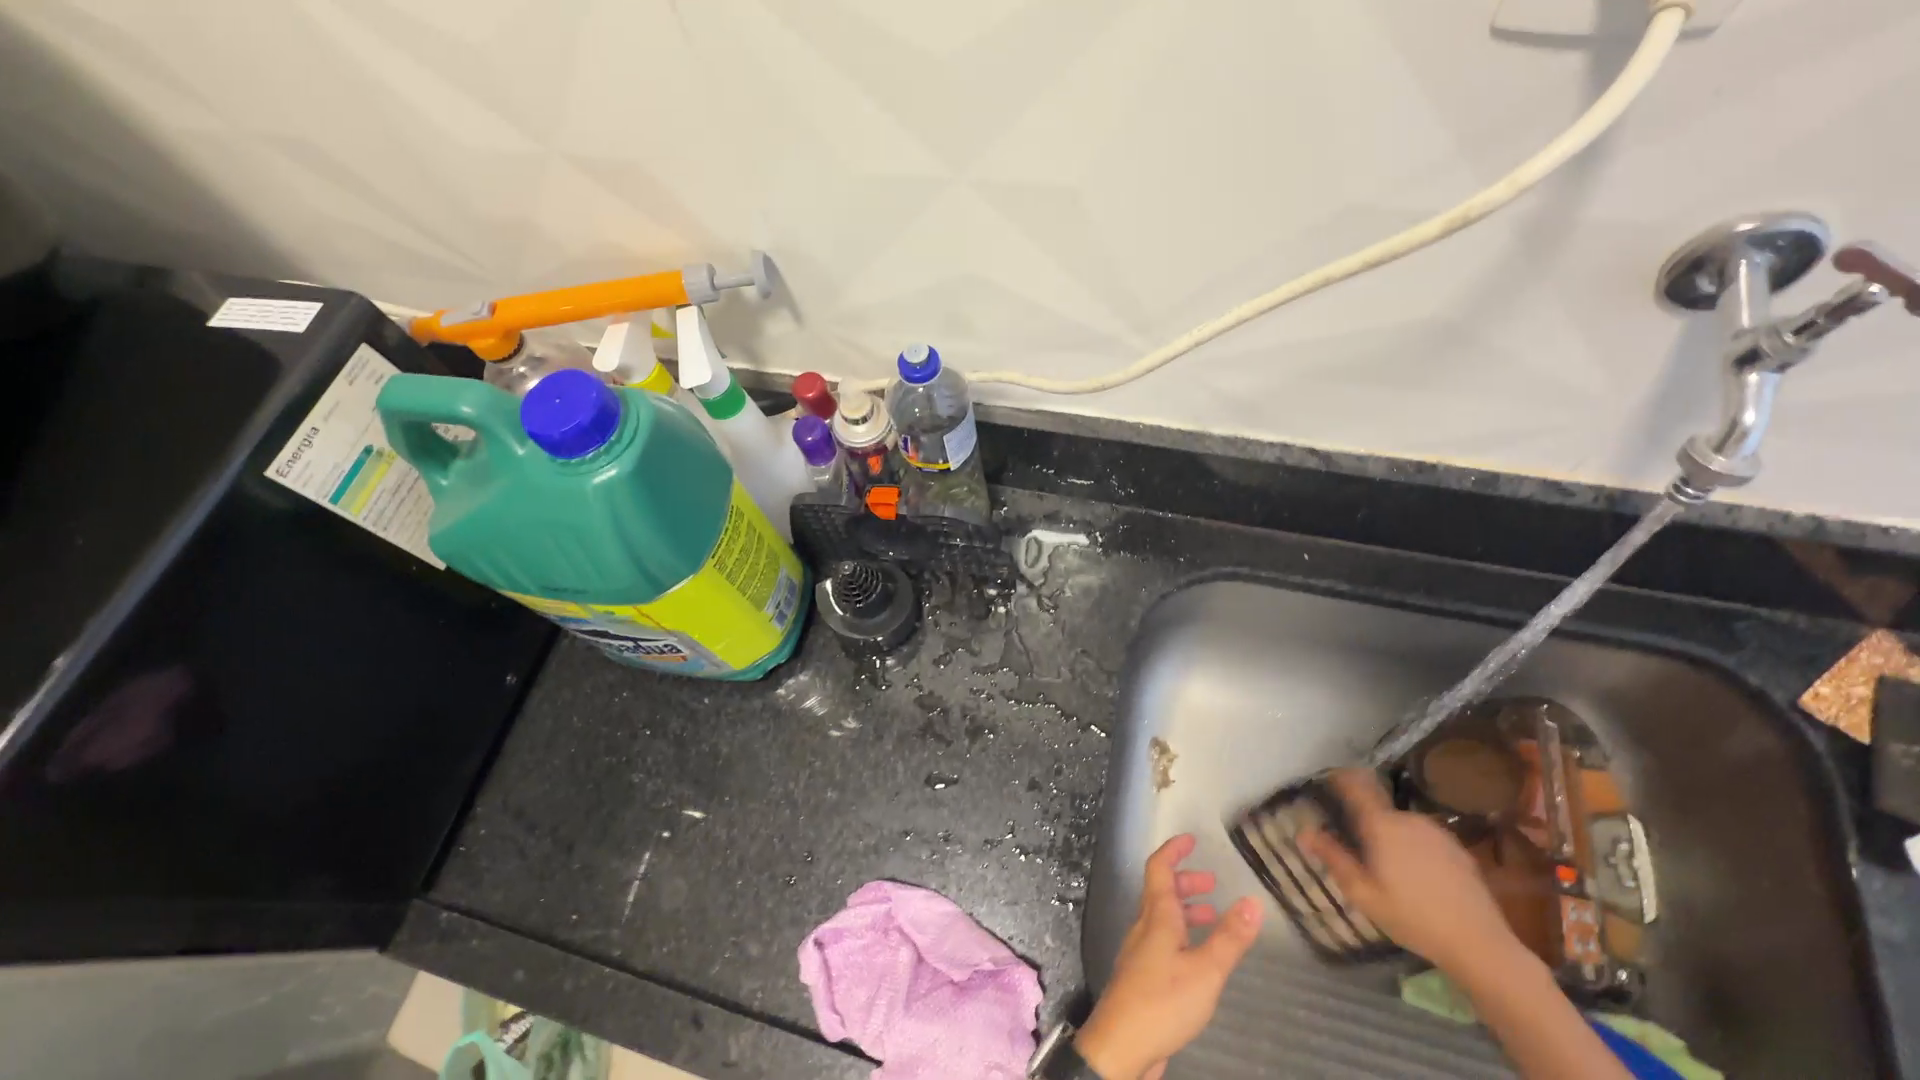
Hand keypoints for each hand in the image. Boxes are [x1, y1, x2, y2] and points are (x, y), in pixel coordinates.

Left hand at [1073, 834, 1262, 1079]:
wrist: (1120, 1047)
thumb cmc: (1162, 1002)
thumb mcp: (1206, 970)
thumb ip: (1230, 937)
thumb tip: (1252, 901)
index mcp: (1156, 918)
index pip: (1158, 869)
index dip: (1173, 851)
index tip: (1190, 839)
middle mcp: (1143, 929)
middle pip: (1159, 892)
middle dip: (1185, 882)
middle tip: (1212, 883)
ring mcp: (1139, 954)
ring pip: (1161, 919)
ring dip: (1185, 910)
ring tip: (1212, 917)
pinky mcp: (1141, 979)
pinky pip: (1161, 942)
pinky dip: (1181, 935)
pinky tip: (1198, 957)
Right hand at [1296, 769, 1524, 981]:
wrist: (1477, 941)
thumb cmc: (1411, 918)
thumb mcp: (1363, 894)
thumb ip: (1333, 858)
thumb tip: (1304, 831)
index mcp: (1382, 827)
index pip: (1357, 786)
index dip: (1340, 779)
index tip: (1328, 782)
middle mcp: (1409, 820)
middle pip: (1379, 810)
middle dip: (1366, 824)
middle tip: (1358, 853)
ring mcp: (1437, 832)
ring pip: (1402, 825)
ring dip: (1391, 838)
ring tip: (1388, 871)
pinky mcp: (1456, 847)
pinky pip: (1424, 838)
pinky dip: (1413, 848)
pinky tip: (1417, 878)